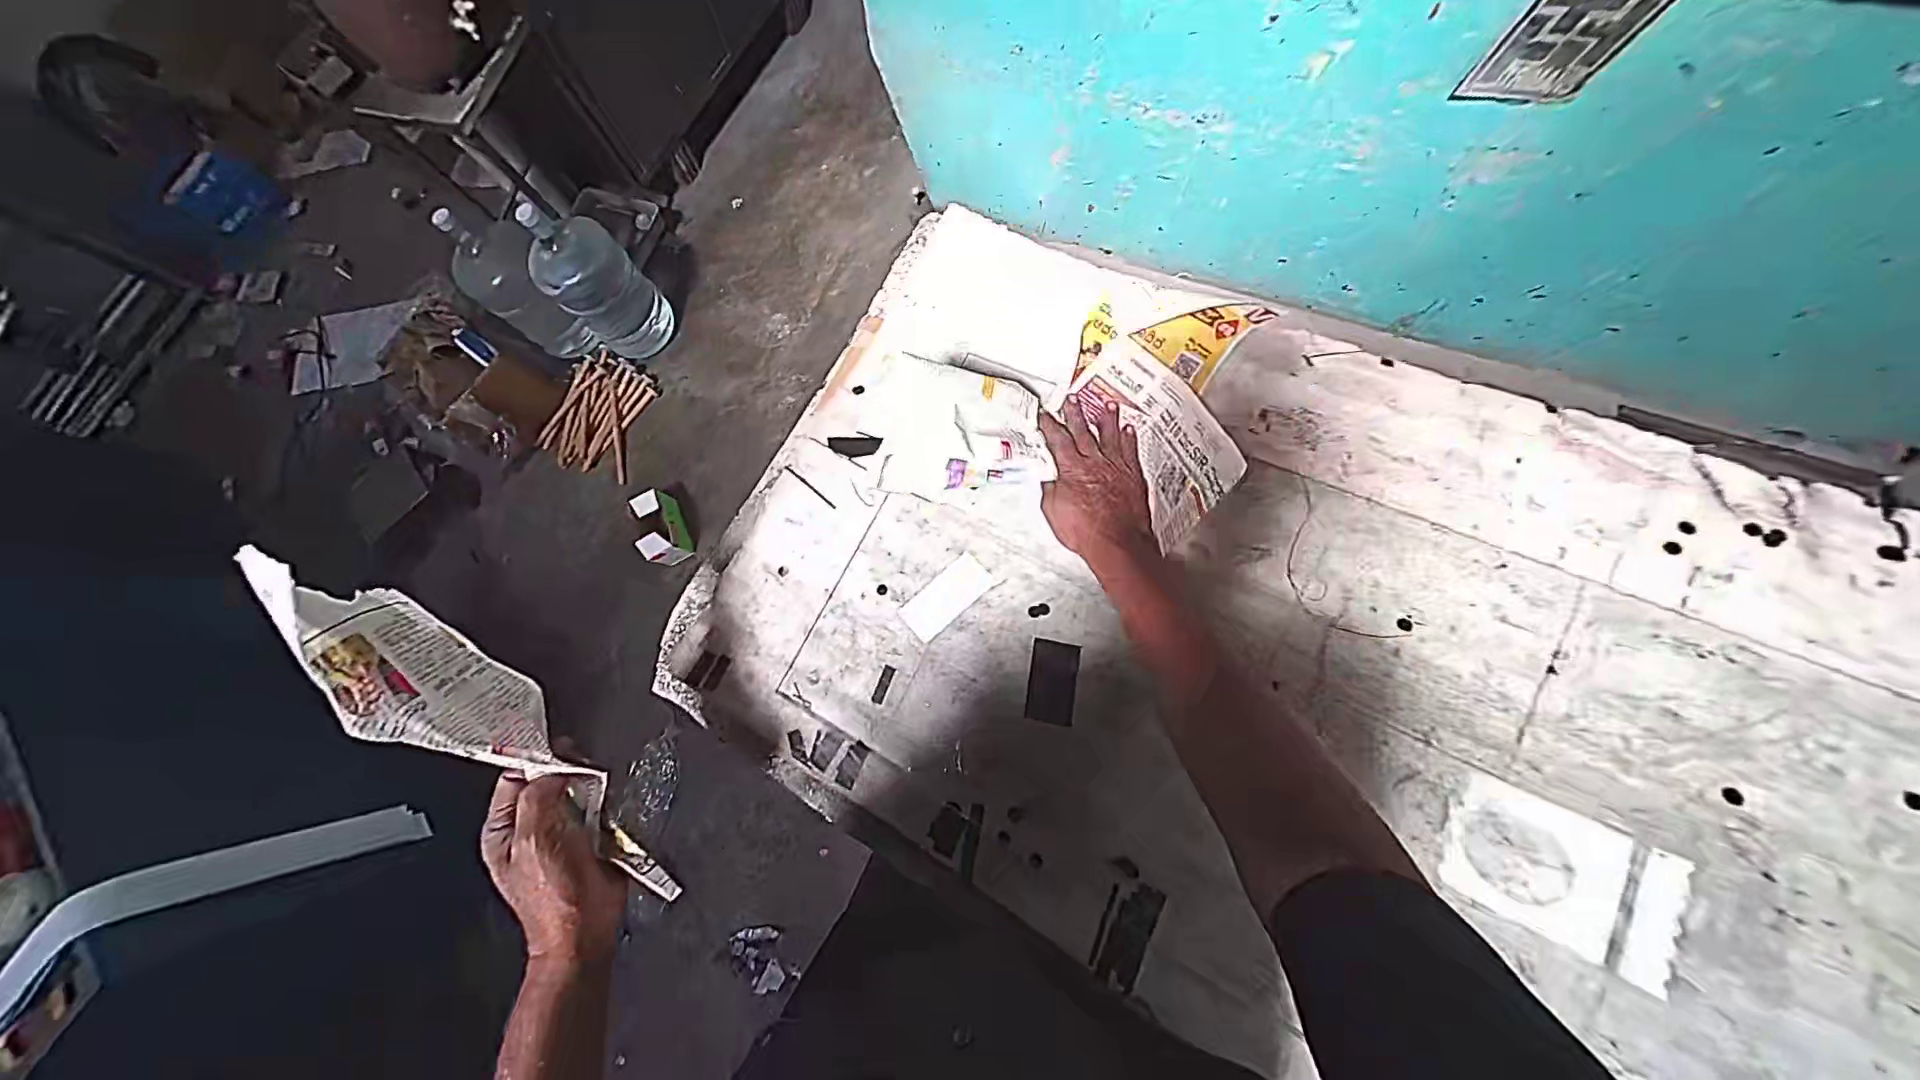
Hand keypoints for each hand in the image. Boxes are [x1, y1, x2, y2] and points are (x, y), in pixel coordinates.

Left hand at [481, 773, 626, 966]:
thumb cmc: (551, 899)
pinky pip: (601, 807)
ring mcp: (561, 831)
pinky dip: (608, 805)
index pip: (516, 775)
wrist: (585, 928)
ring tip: (595, 804)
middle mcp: (530, 827)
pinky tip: (607, 817)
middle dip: (570, 773)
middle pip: (550, 779)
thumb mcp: (533, 839)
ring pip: (579, 791)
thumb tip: (555, 768)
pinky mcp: (590, 837)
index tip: (558, 749)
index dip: (536, 759)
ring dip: (593, 791)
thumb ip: (538, 795)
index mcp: (503, 828)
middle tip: (582, 773)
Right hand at [1039, 396, 1153, 562]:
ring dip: (1106, 419)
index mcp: (1071, 469)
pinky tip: (1129, 430)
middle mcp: (1094, 462)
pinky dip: (1129, 438)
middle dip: (1075, 413)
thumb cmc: (1086, 531)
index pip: (1057, 440)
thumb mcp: (1053, 510)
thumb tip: (1048, 478)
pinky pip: (1130, 451)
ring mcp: (1115, 467)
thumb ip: (1051, 489)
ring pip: (1110, 435)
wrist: (1117, 541)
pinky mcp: (1132, 475)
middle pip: (1082, 431)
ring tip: (1106, 405)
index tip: (1045, 415)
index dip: (1049, 425)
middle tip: (1072, 400)